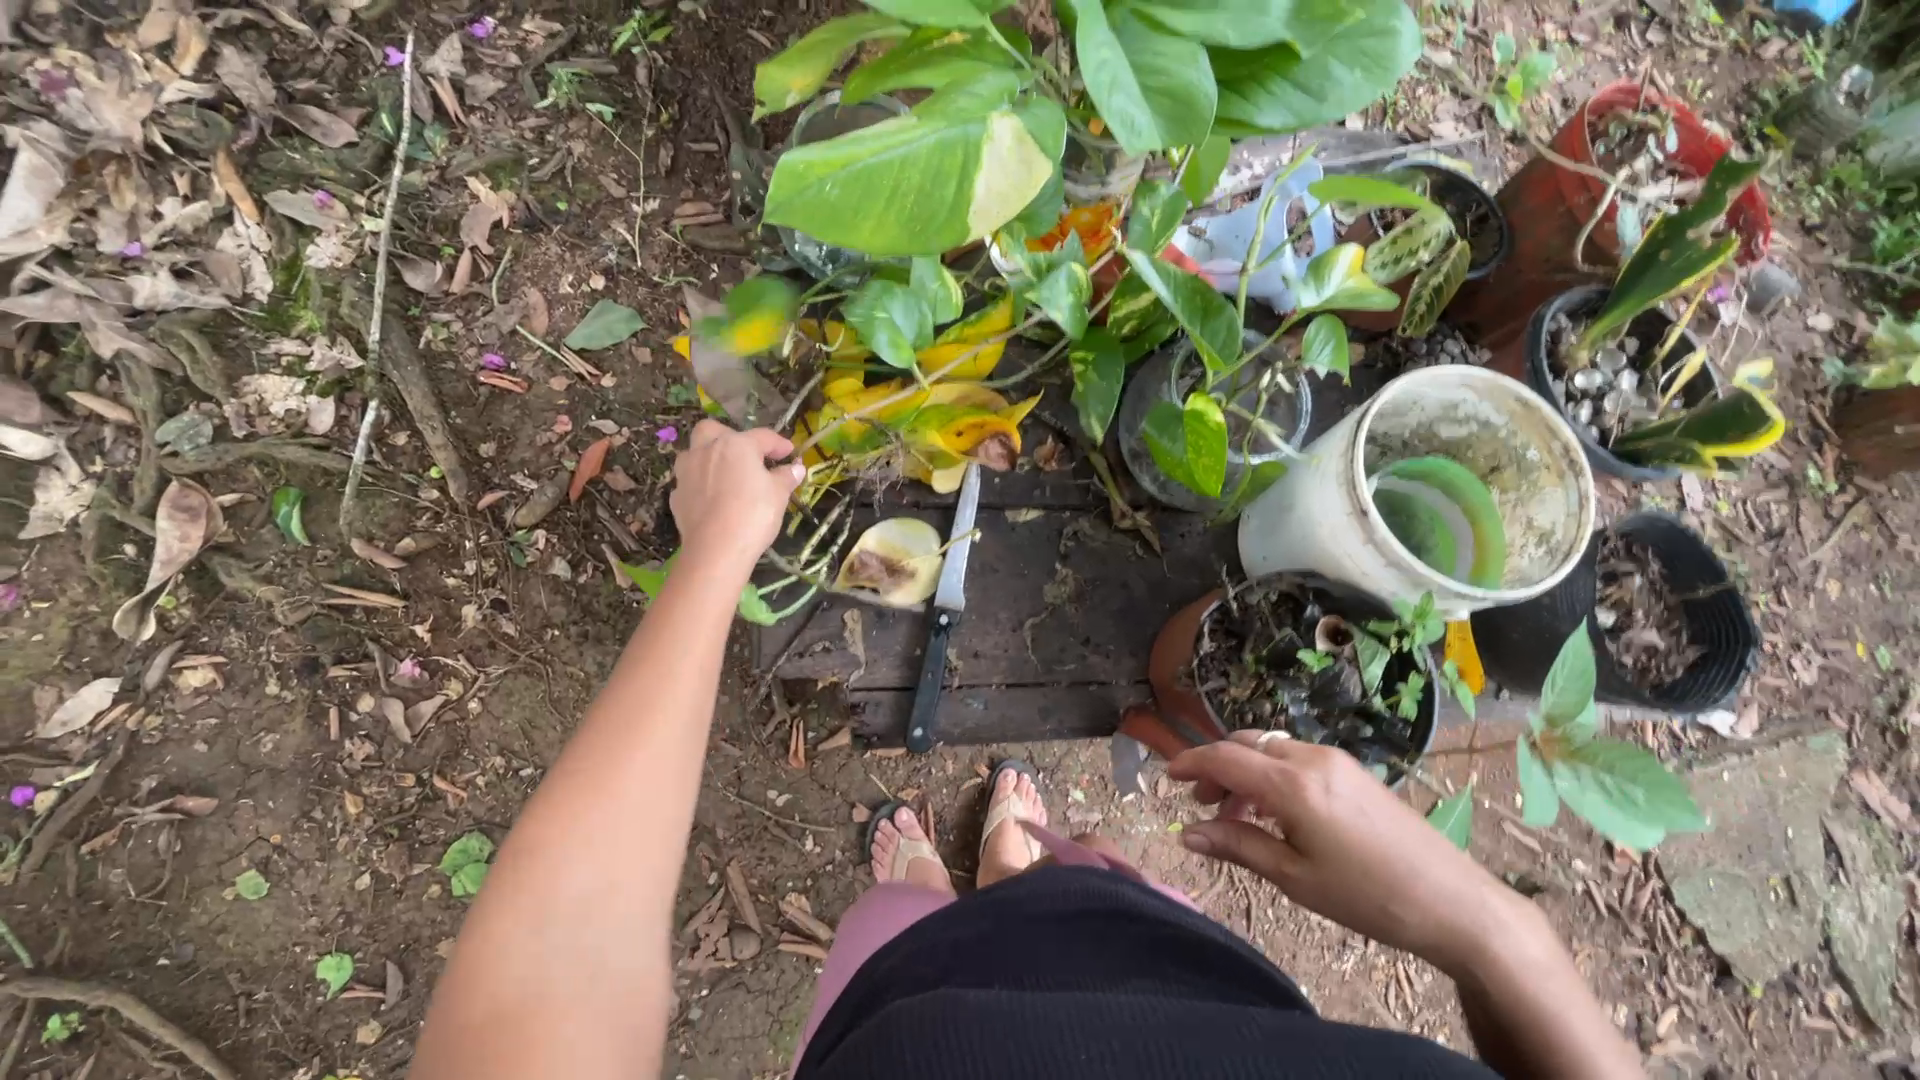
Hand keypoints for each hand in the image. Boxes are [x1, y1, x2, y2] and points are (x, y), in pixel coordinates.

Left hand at [670, 421, 804, 573]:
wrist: (716, 549)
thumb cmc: (754, 515)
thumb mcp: (779, 495)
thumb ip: (786, 478)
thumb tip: (796, 469)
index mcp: (736, 445)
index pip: (762, 437)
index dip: (779, 444)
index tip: (790, 454)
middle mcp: (707, 450)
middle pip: (714, 430)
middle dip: (730, 437)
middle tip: (746, 455)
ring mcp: (686, 472)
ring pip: (695, 453)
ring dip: (709, 458)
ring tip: (726, 475)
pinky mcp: (676, 495)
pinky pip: (690, 481)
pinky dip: (702, 484)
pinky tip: (713, 499)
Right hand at [1168, 732, 1533, 977]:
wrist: (1456, 903)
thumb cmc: (1368, 896)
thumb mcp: (1294, 878)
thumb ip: (1238, 846)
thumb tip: (1187, 834)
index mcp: (1293, 784)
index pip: (1224, 758)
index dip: (1190, 763)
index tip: (1166, 778)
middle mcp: (1312, 759)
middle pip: (1246, 744)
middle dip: (1216, 766)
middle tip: (1201, 803)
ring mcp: (1337, 762)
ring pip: (1271, 748)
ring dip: (1244, 770)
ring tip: (1235, 811)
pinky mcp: (1354, 772)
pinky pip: (1296, 757)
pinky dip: (1271, 773)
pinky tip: (1274, 811)